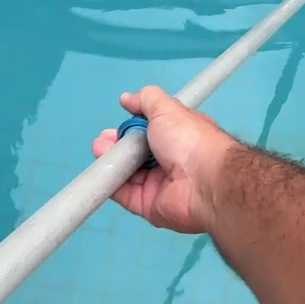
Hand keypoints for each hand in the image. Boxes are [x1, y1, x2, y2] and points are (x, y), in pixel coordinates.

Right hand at [90, 86, 237, 233]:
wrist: (204, 181)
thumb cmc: (190, 140)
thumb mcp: (167, 109)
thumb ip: (146, 100)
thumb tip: (127, 98)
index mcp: (178, 136)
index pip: (151, 130)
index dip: (132, 126)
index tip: (119, 121)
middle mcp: (169, 160)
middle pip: (136, 153)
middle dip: (117, 144)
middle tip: (103, 141)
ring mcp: (159, 184)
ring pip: (128, 173)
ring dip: (111, 161)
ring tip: (100, 151)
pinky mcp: (149, 205)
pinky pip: (125, 194)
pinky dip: (112, 184)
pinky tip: (102, 171)